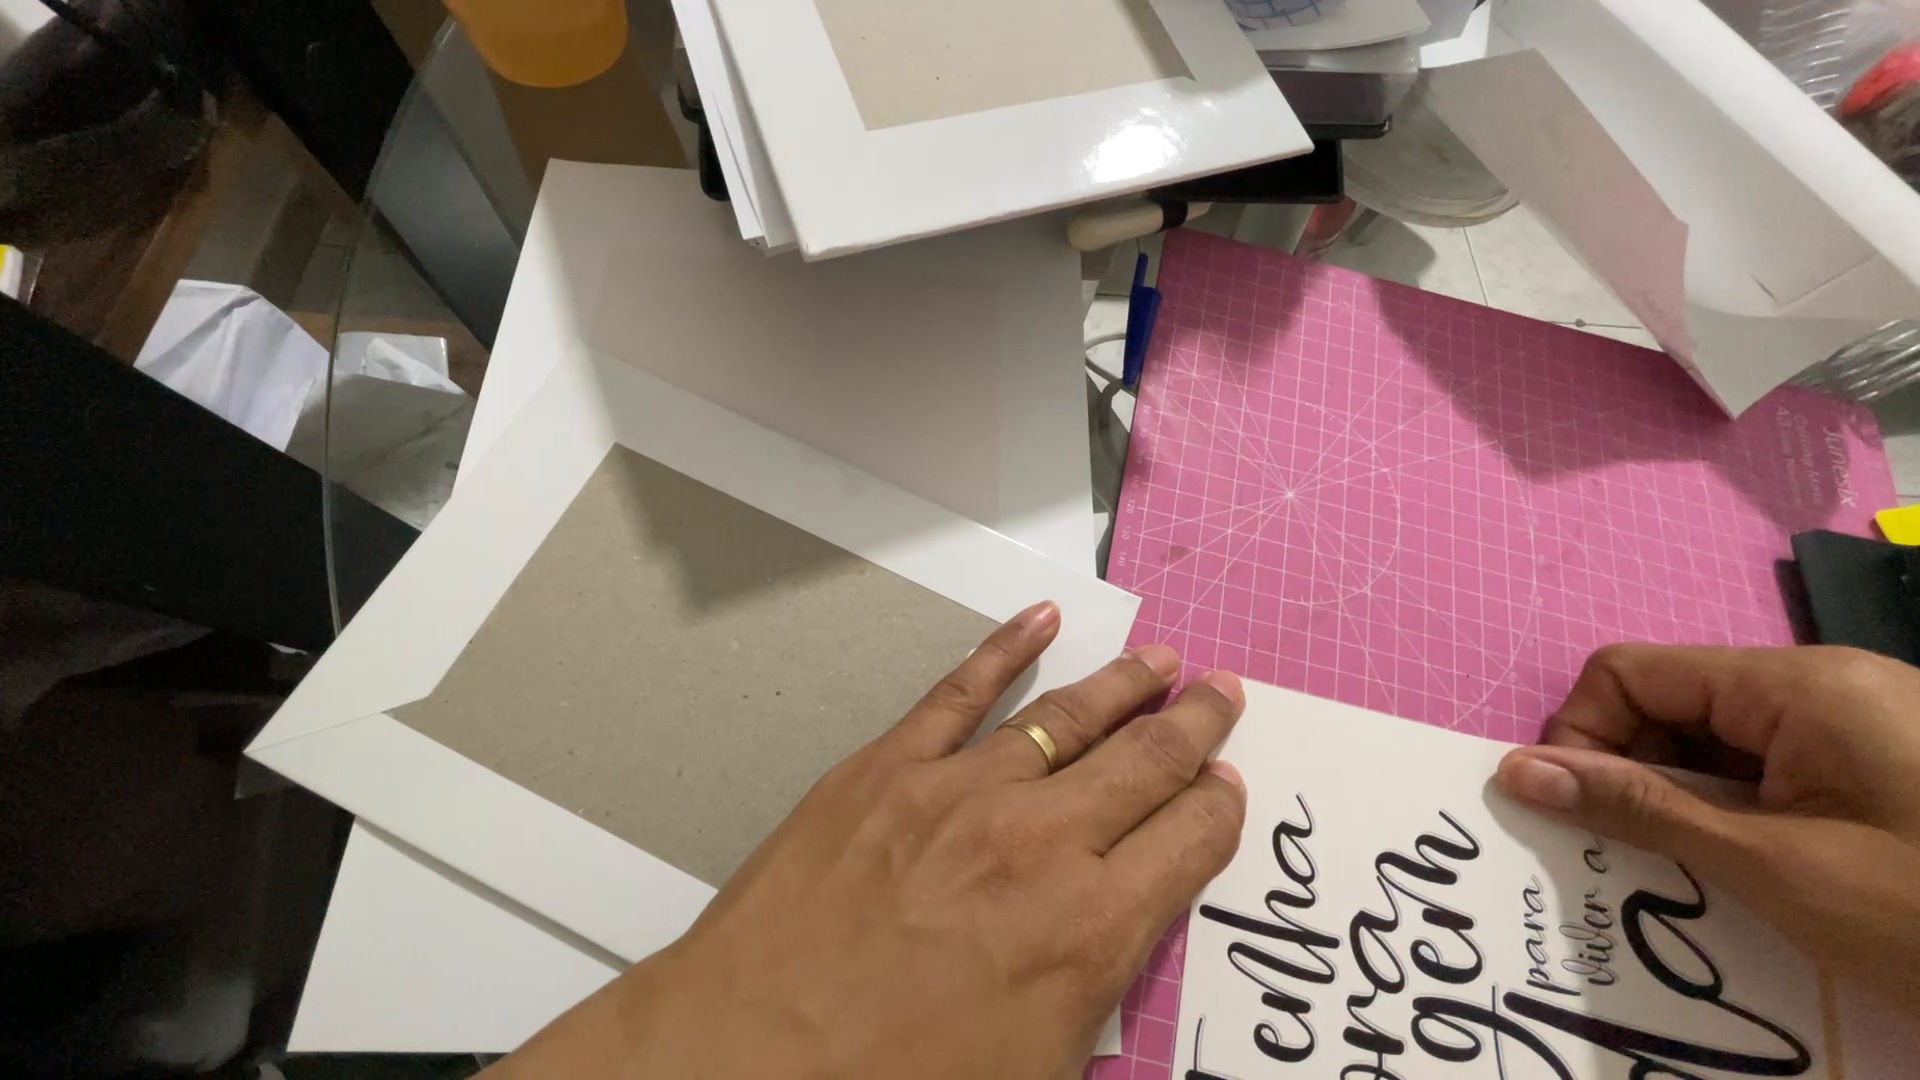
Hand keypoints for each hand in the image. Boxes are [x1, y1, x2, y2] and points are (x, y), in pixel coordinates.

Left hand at [487, 601, 1248, 1079]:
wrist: (750, 1058)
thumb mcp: (1037, 1068)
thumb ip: (1095, 983)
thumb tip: (1123, 919)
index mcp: (1088, 930)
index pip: (1187, 842)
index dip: (1217, 806)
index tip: (1230, 779)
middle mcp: (1040, 844)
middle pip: (1144, 765)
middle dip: (1194, 728)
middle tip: (1223, 692)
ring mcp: (962, 790)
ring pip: (1067, 716)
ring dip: (1122, 684)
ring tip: (1160, 661)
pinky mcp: (892, 764)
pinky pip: (963, 689)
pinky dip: (1006, 648)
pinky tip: (1039, 620)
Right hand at [1495, 644, 1919, 1018]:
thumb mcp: (1776, 869)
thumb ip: (1636, 808)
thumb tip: (1515, 770)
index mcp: (1801, 684)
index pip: (1629, 671)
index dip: (1584, 732)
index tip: (1583, 806)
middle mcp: (1827, 684)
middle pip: (1670, 699)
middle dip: (1633, 768)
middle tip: (1639, 846)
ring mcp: (1862, 723)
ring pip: (1714, 737)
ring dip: (1682, 795)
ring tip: (1701, 865)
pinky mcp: (1882, 762)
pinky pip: (1767, 765)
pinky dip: (1734, 809)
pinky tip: (1753, 864)